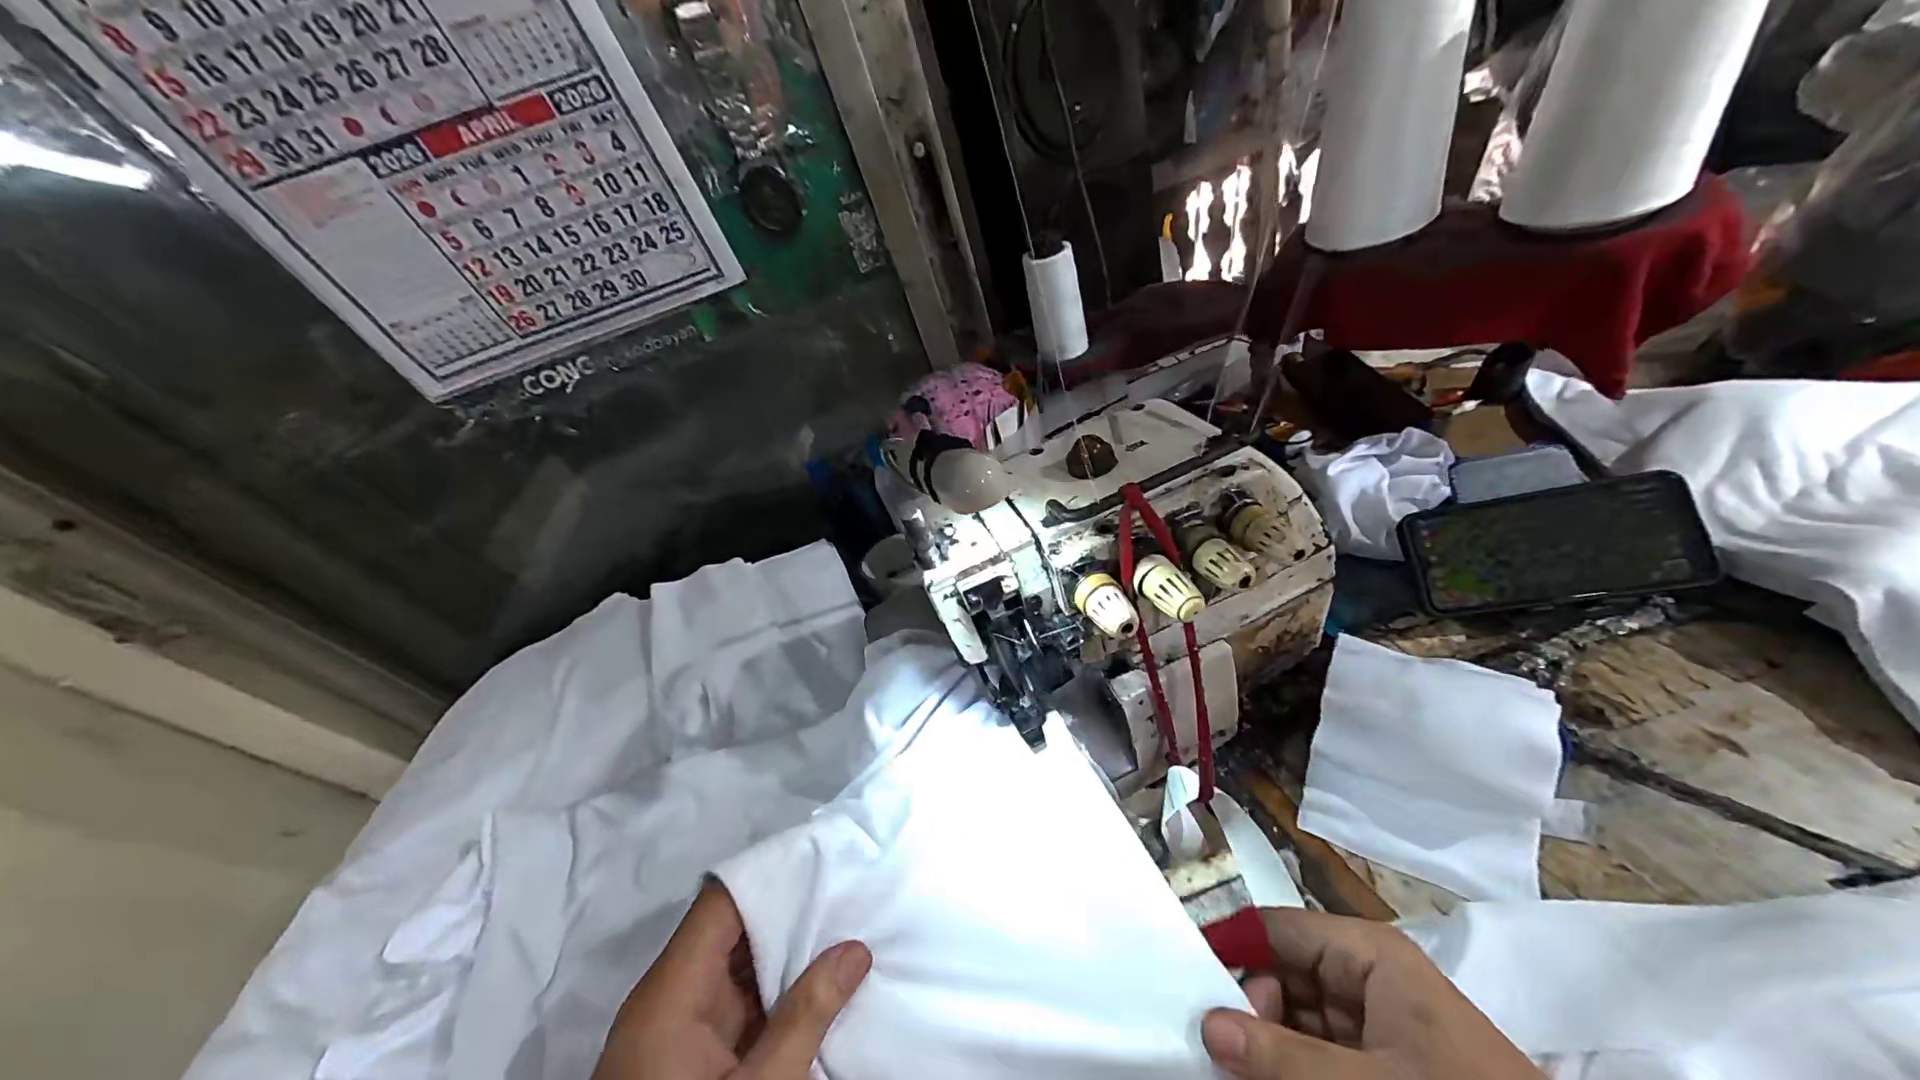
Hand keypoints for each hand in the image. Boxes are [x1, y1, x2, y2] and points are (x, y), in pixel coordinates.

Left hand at [593, 881, 871, 1079]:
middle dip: (790, 909)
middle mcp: (671, 996)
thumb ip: (805, 1018)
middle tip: (848, 888)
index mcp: (670, 991)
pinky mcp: (693, 1054)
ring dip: (789, 949)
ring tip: (845, 922)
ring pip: (739, 965)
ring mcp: (681, 1027)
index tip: (820, 857)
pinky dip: (778, 988)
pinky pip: (740, 1001)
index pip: (719, 903)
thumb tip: (856, 949)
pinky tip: (820, 978)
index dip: (767, 874)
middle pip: (732, 928)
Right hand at [1201, 908, 1538, 1079]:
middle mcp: (1367, 975)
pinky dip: (1290, 1065)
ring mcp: (1376, 1021)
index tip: (1183, 978)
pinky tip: (1263, 1077)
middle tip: (1218, 1049)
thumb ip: (1283, 1057)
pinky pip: (1319, 1050)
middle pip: (1281, 972)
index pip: (1275, 928)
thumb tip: (1205, 1025)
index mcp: (1368, 953)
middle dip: (1246, 1007)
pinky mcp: (1384, 1062)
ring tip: (1233, 1067)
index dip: (1227, 945)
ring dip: (1264, 1040)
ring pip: (1296, 1015)